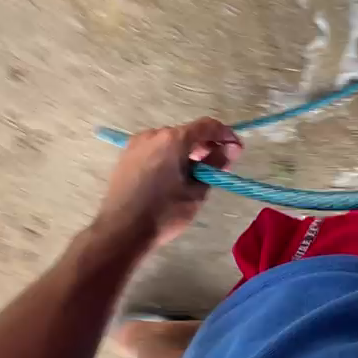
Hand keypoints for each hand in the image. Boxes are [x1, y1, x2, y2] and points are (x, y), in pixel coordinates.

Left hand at [96, 118, 240, 248]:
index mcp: (173, 140)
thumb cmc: (164, 213)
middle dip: (206, 146)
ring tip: (195, 174)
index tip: (236, 150)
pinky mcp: (126, 156)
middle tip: (218, 166)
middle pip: (188, 132)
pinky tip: (174, 176)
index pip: (207, 126)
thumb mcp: (197, 191)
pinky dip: (170, 156)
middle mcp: (154, 135)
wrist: (121, 231)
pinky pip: (156, 149)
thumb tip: (230, 149)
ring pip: (171, 141)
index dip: (226, 135)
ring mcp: (137, 144)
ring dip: (187, 151)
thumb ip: (215, 165)